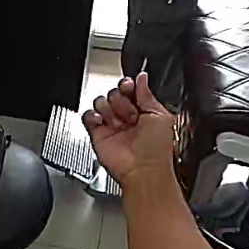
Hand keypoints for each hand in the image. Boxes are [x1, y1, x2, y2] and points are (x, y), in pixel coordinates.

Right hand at [81, 73, 176, 190]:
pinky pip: (88, 117)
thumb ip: (147, 94)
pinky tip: (101, 120)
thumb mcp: (160, 115)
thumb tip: (142, 77)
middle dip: (121, 100)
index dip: (128, 86)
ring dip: (109, 107)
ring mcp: (112, 126)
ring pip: (101, 102)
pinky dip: (92, 115)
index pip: (130, 89)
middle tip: (129, 113)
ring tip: (117, 121)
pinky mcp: (98, 136)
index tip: (129, 87)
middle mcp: (127, 118)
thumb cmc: (157, 149)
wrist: (144, 171)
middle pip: (114, 94)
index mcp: (144, 112)